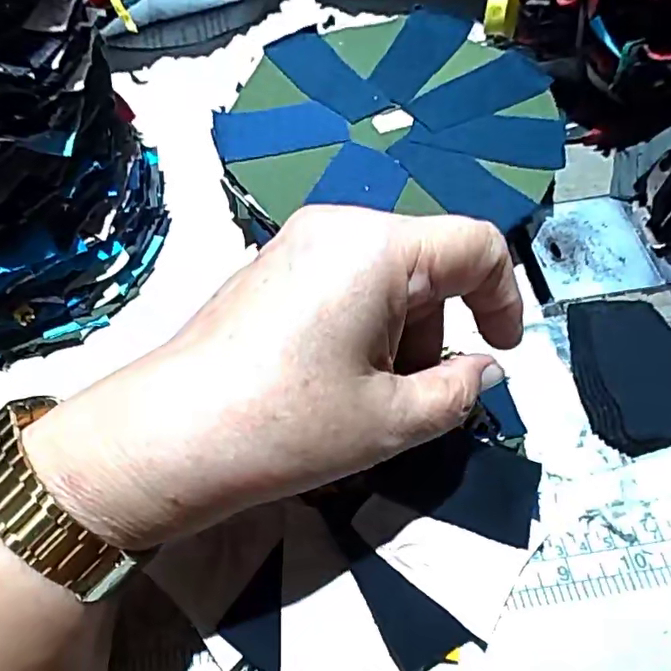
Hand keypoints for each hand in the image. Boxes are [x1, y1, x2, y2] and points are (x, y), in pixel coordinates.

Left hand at [20, 206, 521, 549]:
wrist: (166, 441)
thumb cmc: (288, 428)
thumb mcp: (395, 420)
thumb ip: (459, 391)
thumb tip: (482, 370)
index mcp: (377, 248)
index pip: (476, 245)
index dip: (505, 299)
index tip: (502, 353)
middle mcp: (338, 228)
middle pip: (429, 268)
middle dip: (439, 334)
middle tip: (413, 399)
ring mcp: (298, 246)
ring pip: (389, 283)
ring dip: (402, 340)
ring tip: (367, 402)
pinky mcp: (272, 272)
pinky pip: (347, 290)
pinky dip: (365, 334)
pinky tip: (334, 384)